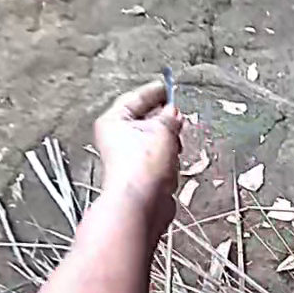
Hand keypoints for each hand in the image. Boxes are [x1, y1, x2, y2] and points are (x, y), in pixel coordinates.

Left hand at [93, 80, 181, 225]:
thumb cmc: (143, 166)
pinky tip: (172, 166)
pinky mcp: (142, 177)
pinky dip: (168, 162)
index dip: (155, 92)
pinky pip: (160, 162)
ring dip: (169, 144)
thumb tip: (173, 113)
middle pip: (146, 122)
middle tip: (179, 119)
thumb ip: (169, 118)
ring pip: (155, 143)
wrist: (142, 205)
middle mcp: (118, 139)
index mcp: (114, 121)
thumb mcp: (161, 131)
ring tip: (175, 147)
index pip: (136, 98)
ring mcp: (130, 160)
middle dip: (165, 122)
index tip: (169, 87)